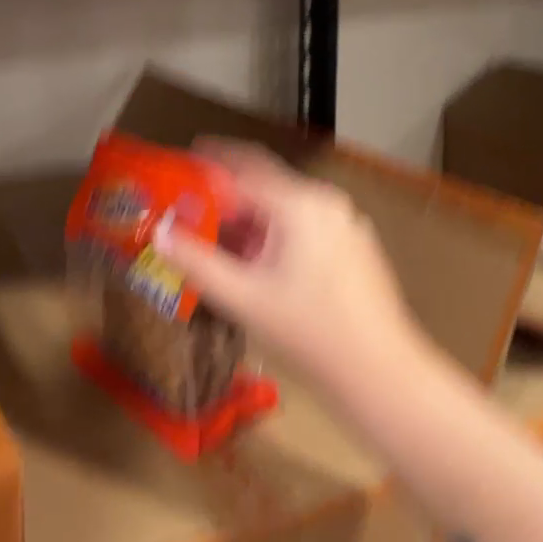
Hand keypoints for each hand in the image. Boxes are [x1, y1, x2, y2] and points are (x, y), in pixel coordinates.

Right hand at [156, 140, 425, 391]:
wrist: (385, 377)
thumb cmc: (312, 333)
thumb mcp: (244, 298)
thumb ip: (196, 262)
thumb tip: (157, 232)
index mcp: (300, 205)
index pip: (242, 169)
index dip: (207, 166)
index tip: (178, 164)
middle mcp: (325, 203)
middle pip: (264, 185)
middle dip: (224, 193)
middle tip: (189, 201)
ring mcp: (344, 225)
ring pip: (282, 208)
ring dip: (247, 218)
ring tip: (215, 237)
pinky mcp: (352, 248)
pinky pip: (302, 227)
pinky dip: (272, 234)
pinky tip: (253, 262)